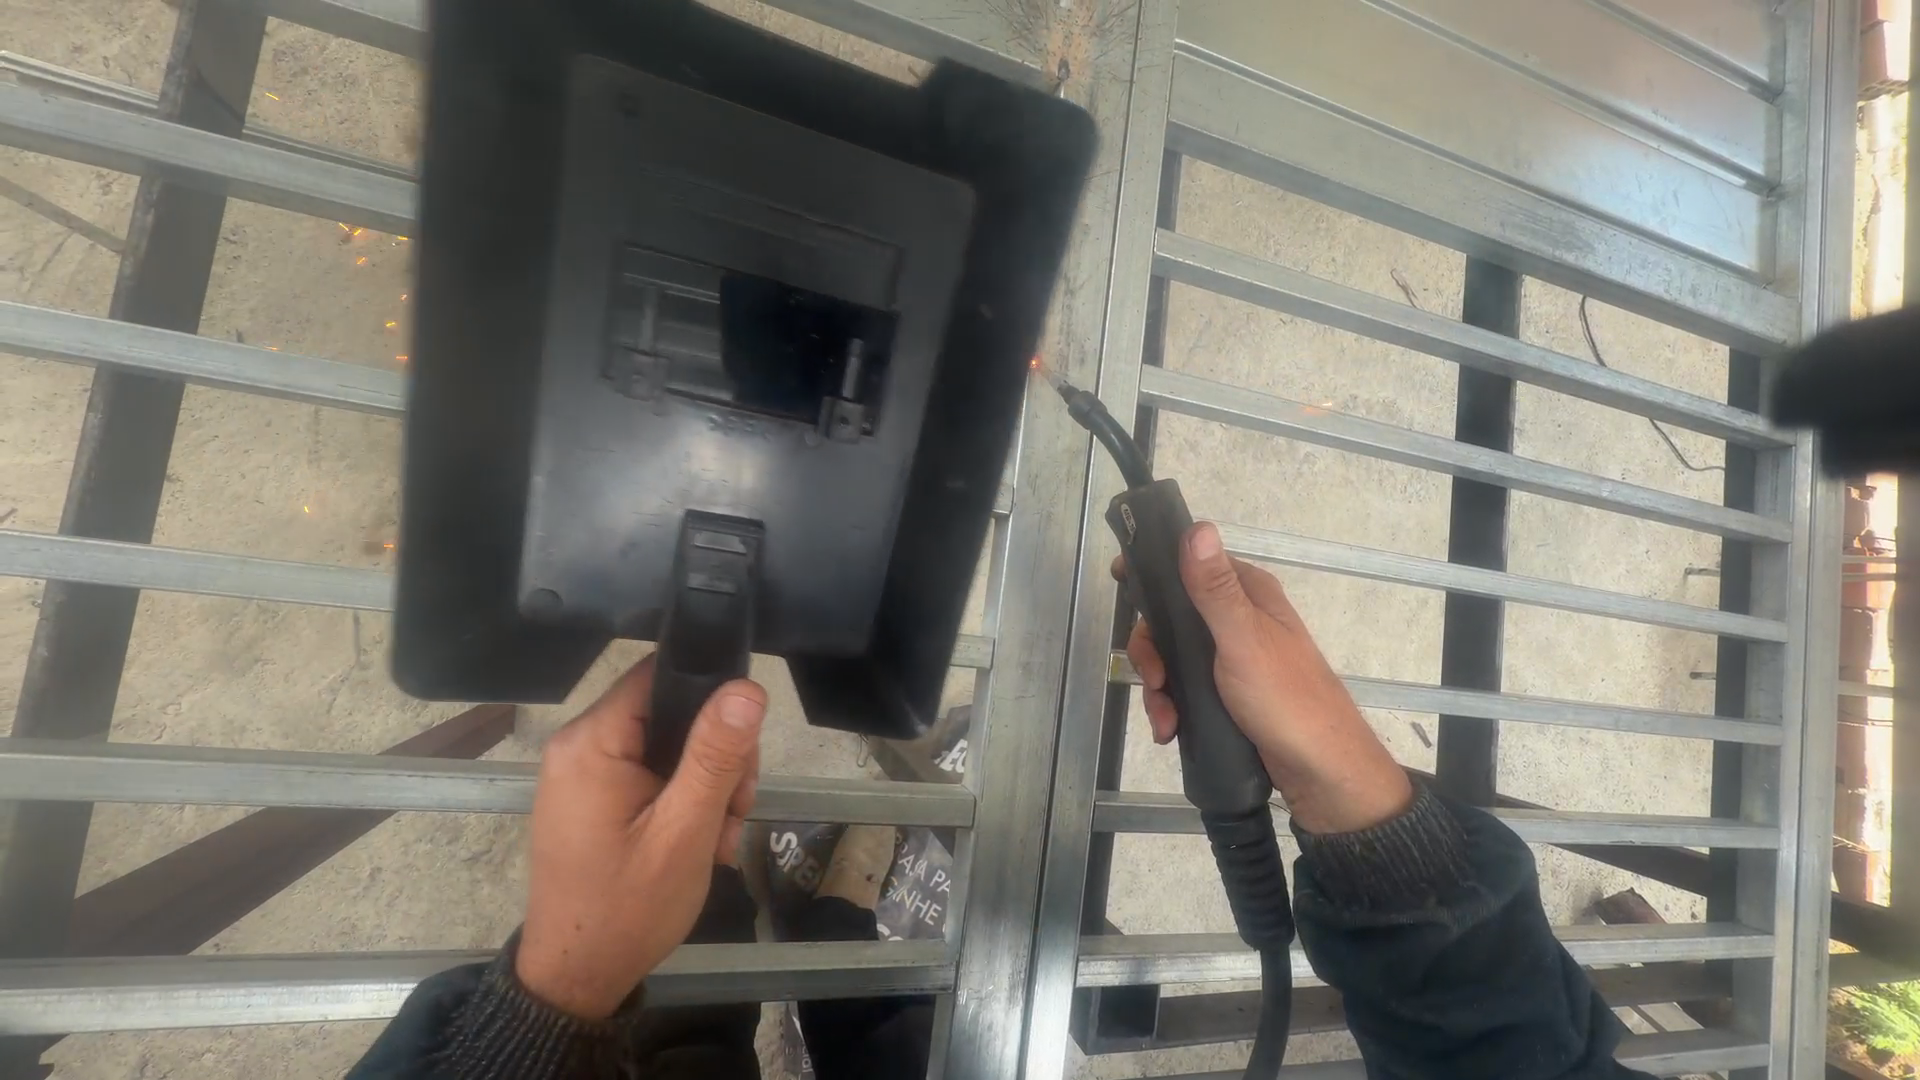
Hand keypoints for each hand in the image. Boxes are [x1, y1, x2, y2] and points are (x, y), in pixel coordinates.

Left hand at [515, 656, 765, 1018]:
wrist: (577, 981)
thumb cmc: (628, 908)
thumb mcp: (684, 831)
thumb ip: (716, 756)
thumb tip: (748, 688)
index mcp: (592, 742)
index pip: (662, 674)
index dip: (712, 694)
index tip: (743, 741)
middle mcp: (581, 744)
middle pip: (673, 710)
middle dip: (718, 753)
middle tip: (736, 806)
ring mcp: (587, 770)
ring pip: (672, 742)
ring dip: (710, 781)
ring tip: (720, 833)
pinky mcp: (597, 793)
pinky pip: (655, 769)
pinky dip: (687, 796)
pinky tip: (704, 836)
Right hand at [1118, 521, 1410, 833]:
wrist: (1320, 773)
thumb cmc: (1285, 699)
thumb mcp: (1243, 640)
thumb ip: (1215, 589)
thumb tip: (1197, 528)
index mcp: (1246, 593)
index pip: (1189, 564)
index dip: (1152, 572)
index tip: (1121, 584)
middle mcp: (1237, 617)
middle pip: (1170, 617)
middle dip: (1152, 652)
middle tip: (1153, 680)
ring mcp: (1230, 656)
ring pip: (1172, 655)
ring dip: (1159, 688)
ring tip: (1165, 720)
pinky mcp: (1225, 690)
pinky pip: (1183, 686)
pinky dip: (1170, 705)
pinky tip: (1169, 728)